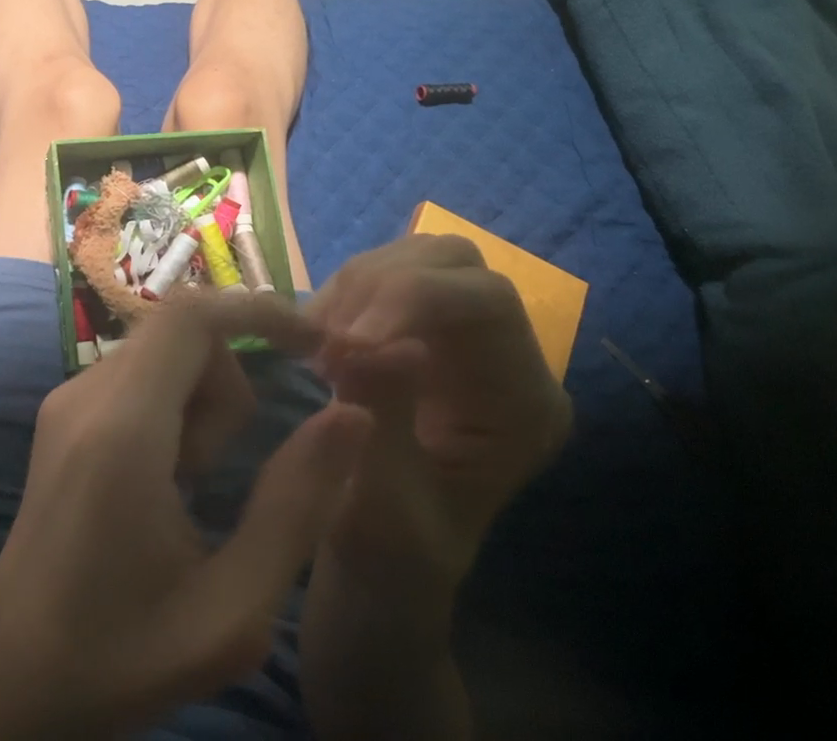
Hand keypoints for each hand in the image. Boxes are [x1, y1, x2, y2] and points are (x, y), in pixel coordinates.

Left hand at [0, 295, 374, 737]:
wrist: (17, 674)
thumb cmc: (124, 651)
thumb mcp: (234, 605)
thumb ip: (297, 503)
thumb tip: (352, 415)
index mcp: (122, 431)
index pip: (190, 318)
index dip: (259, 313)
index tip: (317, 346)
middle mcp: (83, 397)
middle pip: (181, 335)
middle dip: (229, 388)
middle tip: (219, 476)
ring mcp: (65, 406)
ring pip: (161, 357)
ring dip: (201, 408)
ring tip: (190, 490)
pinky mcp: (61, 422)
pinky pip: (136, 381)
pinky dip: (171, 412)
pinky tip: (166, 484)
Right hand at [308, 234, 571, 590]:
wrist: (376, 576)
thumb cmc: (388, 561)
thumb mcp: (383, 507)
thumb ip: (384, 419)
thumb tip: (372, 342)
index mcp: (522, 404)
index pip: (486, 304)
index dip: (412, 297)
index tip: (343, 340)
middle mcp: (500, 361)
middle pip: (455, 263)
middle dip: (381, 284)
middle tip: (323, 337)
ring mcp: (453, 345)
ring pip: (411, 260)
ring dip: (354, 289)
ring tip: (314, 345)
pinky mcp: (410, 340)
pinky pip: (375, 284)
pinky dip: (338, 297)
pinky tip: (314, 338)